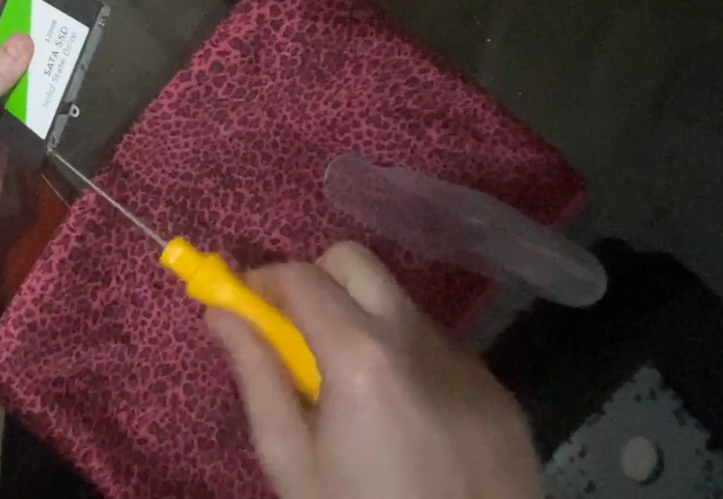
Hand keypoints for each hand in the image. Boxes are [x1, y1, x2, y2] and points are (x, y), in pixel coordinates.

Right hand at [205, 242, 541, 498]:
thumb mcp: (290, 459)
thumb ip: (255, 373)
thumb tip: (219, 312)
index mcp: (362, 357)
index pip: (301, 275)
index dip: (264, 280)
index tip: (247, 305)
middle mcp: (421, 343)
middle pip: (356, 262)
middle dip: (316, 279)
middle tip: (298, 332)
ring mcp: (471, 369)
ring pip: (399, 303)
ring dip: (362, 319)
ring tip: (353, 386)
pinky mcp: (503, 399)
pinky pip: (439, 349)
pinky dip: (406, 358)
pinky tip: (404, 418)